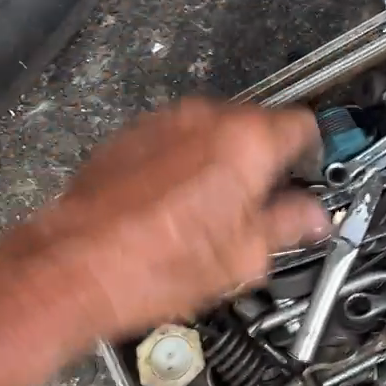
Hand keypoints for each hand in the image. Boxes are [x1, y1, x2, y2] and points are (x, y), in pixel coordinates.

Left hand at [16, 98, 329, 337]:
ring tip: (213, 213)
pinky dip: (185, 163)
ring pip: (216, 132)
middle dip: (266, 162)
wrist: (72, 266)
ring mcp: (166, 123)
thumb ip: (290, 226)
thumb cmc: (148, 264)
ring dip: (224, 162)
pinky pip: (177, 140)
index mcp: (246, 141)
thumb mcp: (243, 257)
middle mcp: (207, 118)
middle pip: (259, 126)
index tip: (310, 173)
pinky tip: (177, 207)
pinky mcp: (132, 135)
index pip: (304, 126)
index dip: (313, 153)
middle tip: (263, 204)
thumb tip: (312, 218)